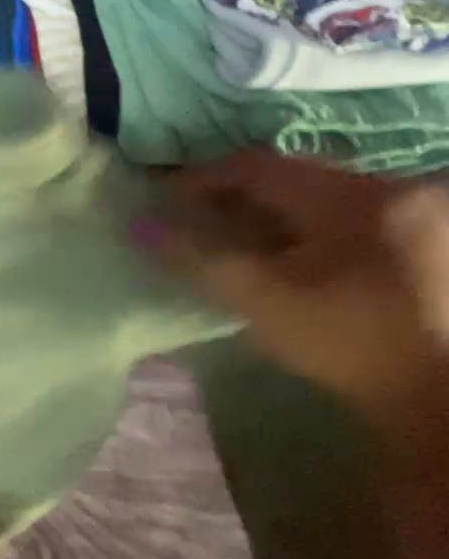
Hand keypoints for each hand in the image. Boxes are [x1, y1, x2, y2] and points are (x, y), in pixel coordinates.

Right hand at [151, 150, 448, 419]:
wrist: (441, 392)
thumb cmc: (347, 341)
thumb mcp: (261, 301)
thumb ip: (198, 258)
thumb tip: (140, 225)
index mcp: (357, 197)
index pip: (260, 166)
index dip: (202, 177)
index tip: (161, 199)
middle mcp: (400, 185)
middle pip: (297, 175)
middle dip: (238, 194)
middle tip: (194, 220)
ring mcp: (428, 207)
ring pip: (326, 192)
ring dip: (275, 209)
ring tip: (238, 238)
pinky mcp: (437, 231)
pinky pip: (355, 209)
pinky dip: (311, 221)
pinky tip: (292, 251)